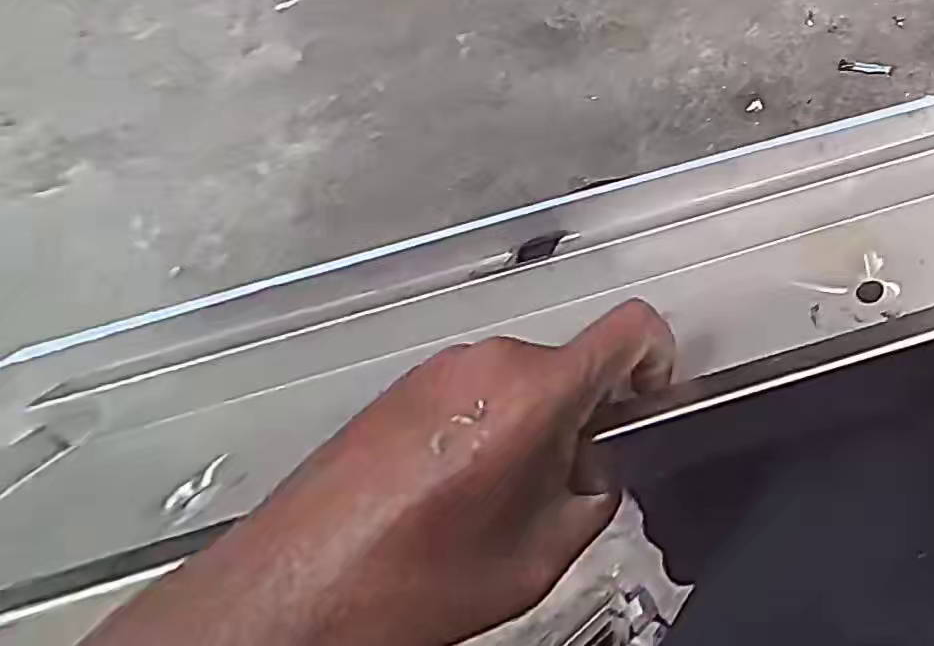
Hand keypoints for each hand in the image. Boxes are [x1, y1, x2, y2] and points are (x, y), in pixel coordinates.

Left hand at [83, 300, 674, 645]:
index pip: (635, 326)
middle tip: (560, 471)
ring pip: (532, 374)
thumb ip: (601, 492)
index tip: (647, 393)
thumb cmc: (395, 585)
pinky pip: (483, 383)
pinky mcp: (409, 383)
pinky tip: (457, 480)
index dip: (660, 354)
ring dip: (537, 415)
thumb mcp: (542, 555)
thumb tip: (600, 467)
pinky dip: (493, 418)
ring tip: (496, 486)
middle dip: (587, 407)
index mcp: (538, 394)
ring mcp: (445, 369)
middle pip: (581, 359)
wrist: (270, 609)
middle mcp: (494, 364)